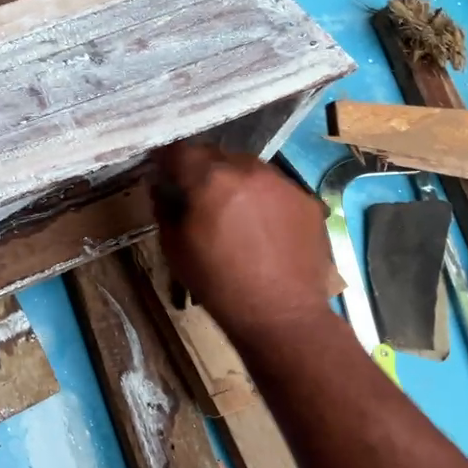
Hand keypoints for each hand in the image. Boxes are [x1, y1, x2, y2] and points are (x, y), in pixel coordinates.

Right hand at [152, 142, 333, 338]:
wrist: (281, 315)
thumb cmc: (218, 283)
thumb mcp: (174, 247)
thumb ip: (165, 209)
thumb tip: (162, 189)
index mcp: (210, 179)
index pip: (180, 151)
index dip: (166, 158)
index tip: (160, 169)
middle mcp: (248, 171)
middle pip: (216, 154)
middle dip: (201, 168)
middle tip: (195, 191)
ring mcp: (282, 184)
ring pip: (249, 167)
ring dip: (234, 179)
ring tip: (231, 207)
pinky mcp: (307, 201)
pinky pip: (275, 188)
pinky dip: (262, 197)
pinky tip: (261, 224)